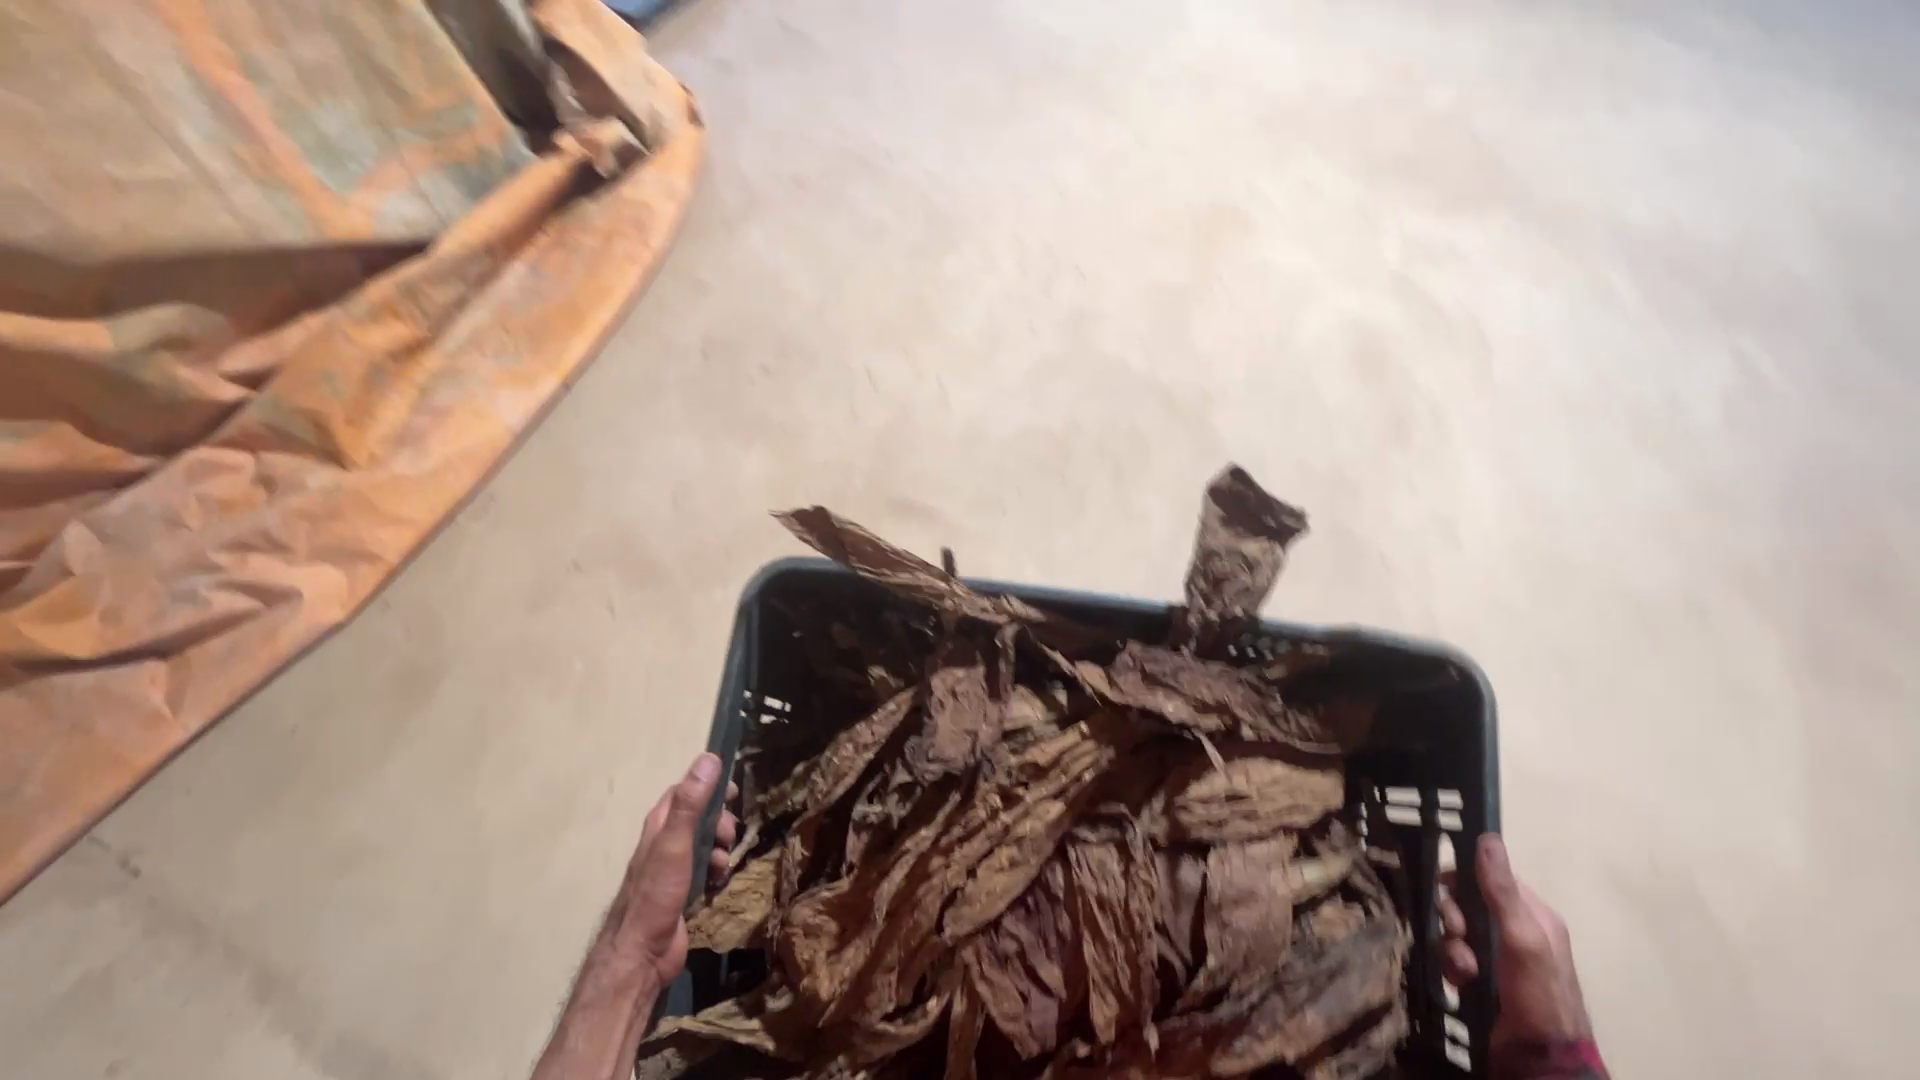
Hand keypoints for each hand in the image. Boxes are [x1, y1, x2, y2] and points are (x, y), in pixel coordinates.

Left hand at [612, 753, 739, 988]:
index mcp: (659, 825)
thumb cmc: (656, 894)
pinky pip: (707, 868)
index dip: (709, 784)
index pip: (684, 790)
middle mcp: (664, 842)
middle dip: (720, 821)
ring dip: (721, 847)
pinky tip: (720, 882)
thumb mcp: (675, 843)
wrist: (642, 955)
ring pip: (705, 843)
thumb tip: (709, 758)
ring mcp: (673, 867)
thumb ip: (691, 803)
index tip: (735, 791)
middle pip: (699, 816)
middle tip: (730, 836)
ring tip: (724, 863)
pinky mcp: (682, 890)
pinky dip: (718, 869)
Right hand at [1438, 834, 1592, 1051]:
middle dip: (1454, 918)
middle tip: (1458, 933)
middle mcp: (1512, 931)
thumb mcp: (1522, 938)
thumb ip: (1501, 890)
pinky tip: (1461, 981)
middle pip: (1465, 903)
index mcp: (1532, 915)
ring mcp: (1495, 956)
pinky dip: (1451, 967)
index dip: (1463, 879)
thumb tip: (1488, 837)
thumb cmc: (1537, 991)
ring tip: (1465, 969)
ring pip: (1454, 931)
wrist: (1536, 1055)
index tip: (1445, 888)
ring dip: (1452, 947)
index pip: (1488, 877)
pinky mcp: (1479, 977)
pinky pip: (1451, 956)